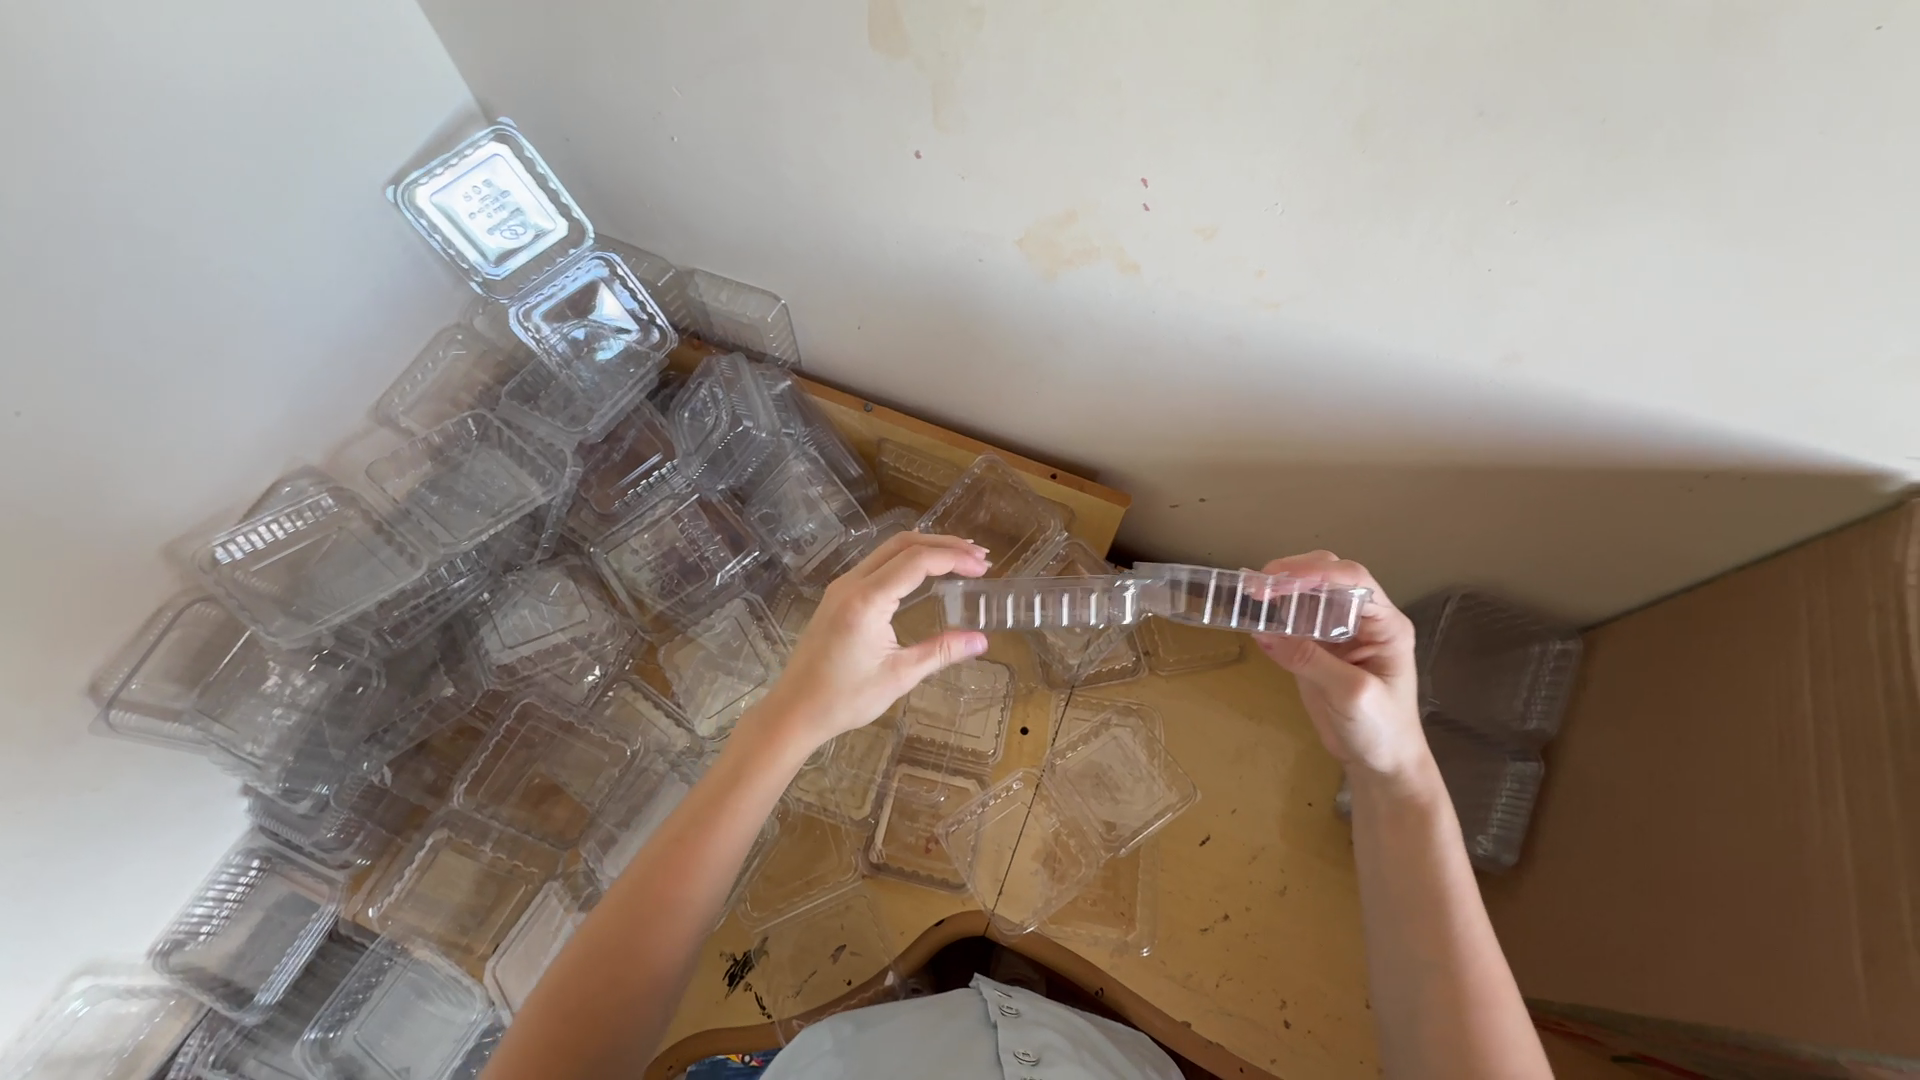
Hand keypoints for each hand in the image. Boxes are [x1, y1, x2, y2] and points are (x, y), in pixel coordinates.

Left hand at [748, 532, 990, 753]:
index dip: (954, 558)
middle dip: (944, 544)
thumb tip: (982, 641)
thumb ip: (941, 652)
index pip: (917, 561)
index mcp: (867, 600)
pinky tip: (926, 572)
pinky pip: (877, 563)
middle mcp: (852, 583)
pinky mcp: (839, 596)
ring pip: (888, 550)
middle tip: (979, 556)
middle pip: (903, 544)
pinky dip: (907, 560)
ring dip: (925, 549)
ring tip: (960, 558)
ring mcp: (842, 587)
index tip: (983, 567)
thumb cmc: (844, 698)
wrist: (794, 710)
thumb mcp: (899, 676)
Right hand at [1252, 551, 1430, 787]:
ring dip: (1280, 591)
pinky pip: (1293, 622)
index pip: (1353, 580)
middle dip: (1293, 574)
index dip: (1315, 572)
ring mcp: (1339, 633)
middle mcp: (1363, 620)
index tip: (1277, 578)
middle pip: (1329, 578)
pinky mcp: (1317, 649)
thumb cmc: (1381, 730)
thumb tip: (1263, 631)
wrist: (1381, 764)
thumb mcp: (1350, 694)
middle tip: (1258, 585)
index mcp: (1385, 624)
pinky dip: (1273, 616)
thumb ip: (1310, 659)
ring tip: (1250, 596)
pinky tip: (1254, 620)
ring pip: (1309, 595)